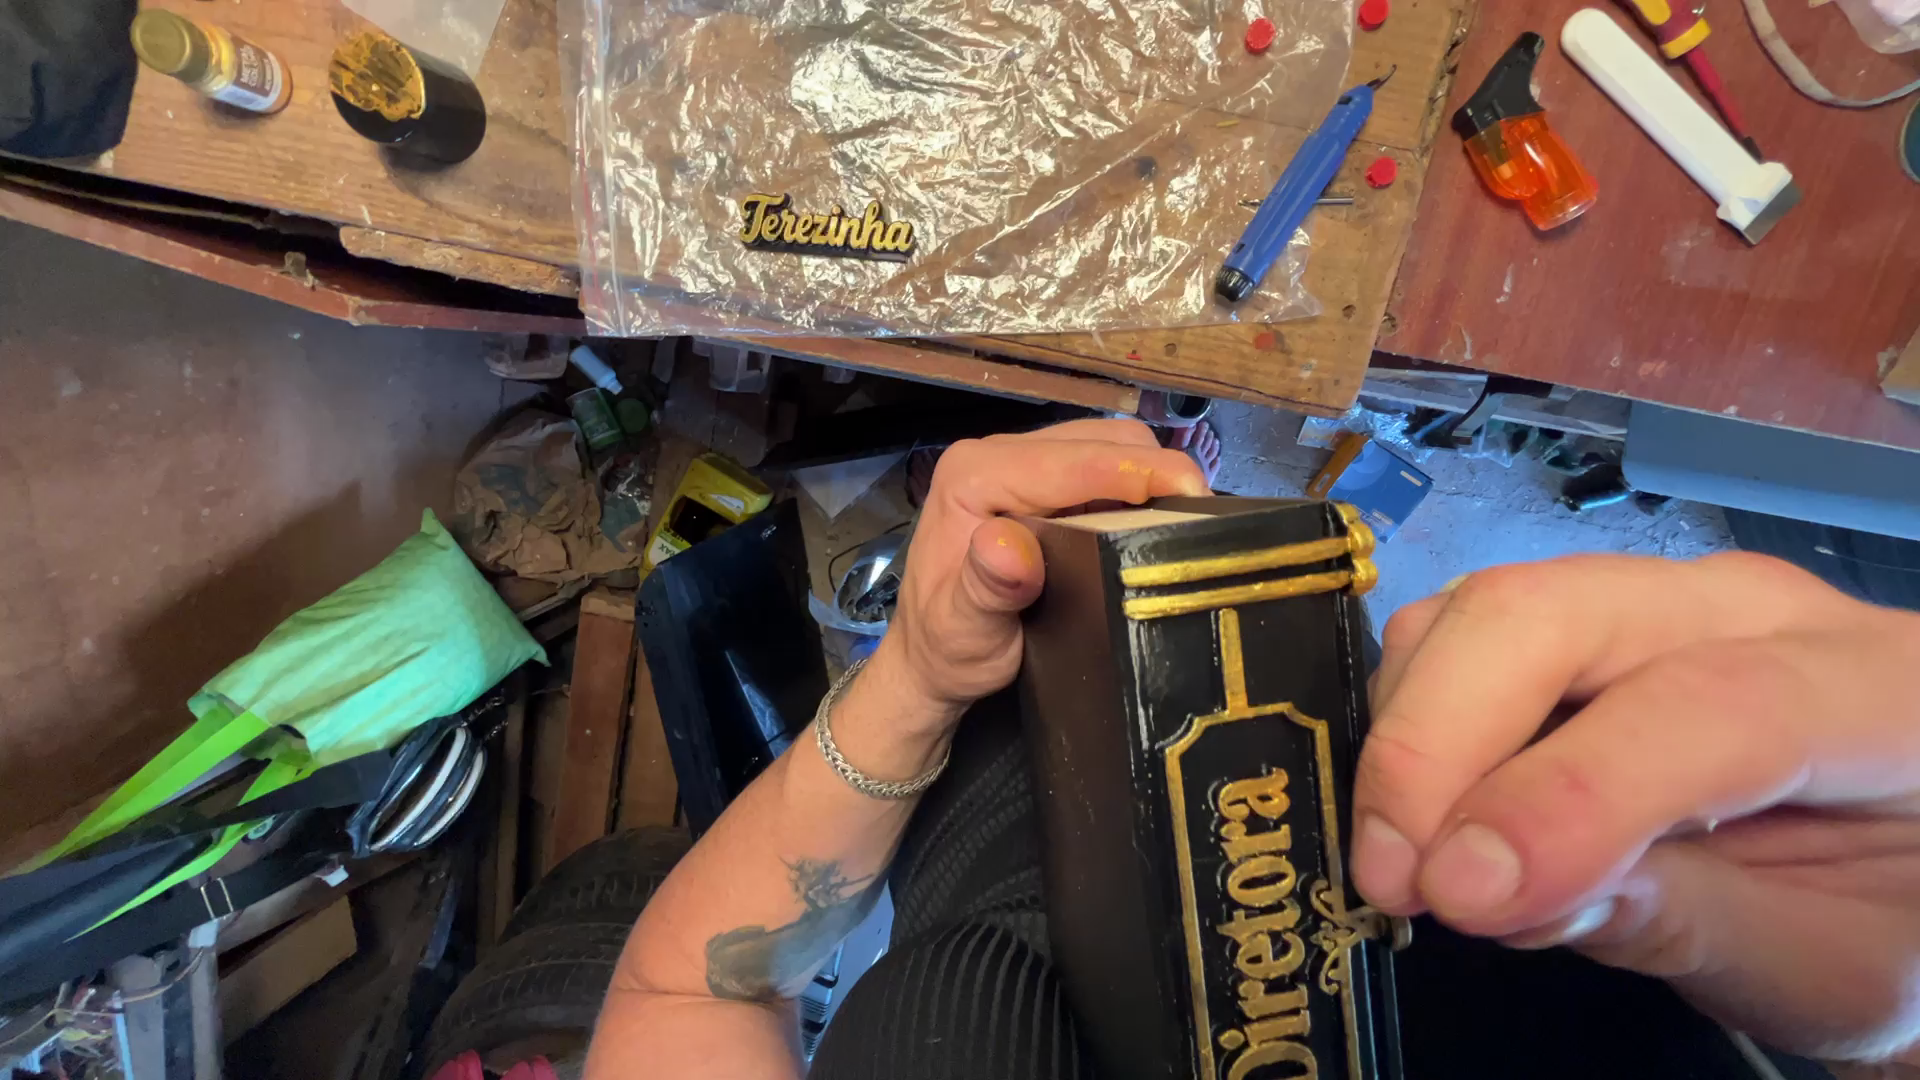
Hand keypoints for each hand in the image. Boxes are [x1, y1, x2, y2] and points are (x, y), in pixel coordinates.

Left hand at [878, 419, 1207, 727]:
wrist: (931, 659)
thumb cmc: (946, 649)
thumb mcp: (963, 630)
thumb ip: (985, 589)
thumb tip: (1010, 544)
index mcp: (973, 475)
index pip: (1069, 459)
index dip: (1136, 473)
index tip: (1193, 499)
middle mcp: (995, 456)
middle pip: (1098, 439)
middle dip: (1154, 472)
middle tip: (1198, 523)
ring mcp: (1020, 465)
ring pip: (1108, 447)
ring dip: (1149, 479)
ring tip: (1181, 524)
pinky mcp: (1041, 484)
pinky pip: (1103, 469)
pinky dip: (1135, 490)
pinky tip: (1149, 525)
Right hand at [1348, 553, 1919, 1061]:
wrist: (1860, 864)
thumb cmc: (1872, 927)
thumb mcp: (1814, 963)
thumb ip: (1666, 919)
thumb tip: (1483, 885)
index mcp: (1880, 685)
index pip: (1708, 703)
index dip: (1569, 796)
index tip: (1459, 891)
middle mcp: (1733, 605)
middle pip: (1534, 617)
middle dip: (1433, 741)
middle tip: (1389, 864)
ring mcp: (1615, 597)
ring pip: (1458, 620)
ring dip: (1404, 740)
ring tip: (1403, 853)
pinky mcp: (1530, 620)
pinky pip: (1428, 642)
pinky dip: (1399, 727)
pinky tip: (1419, 807)